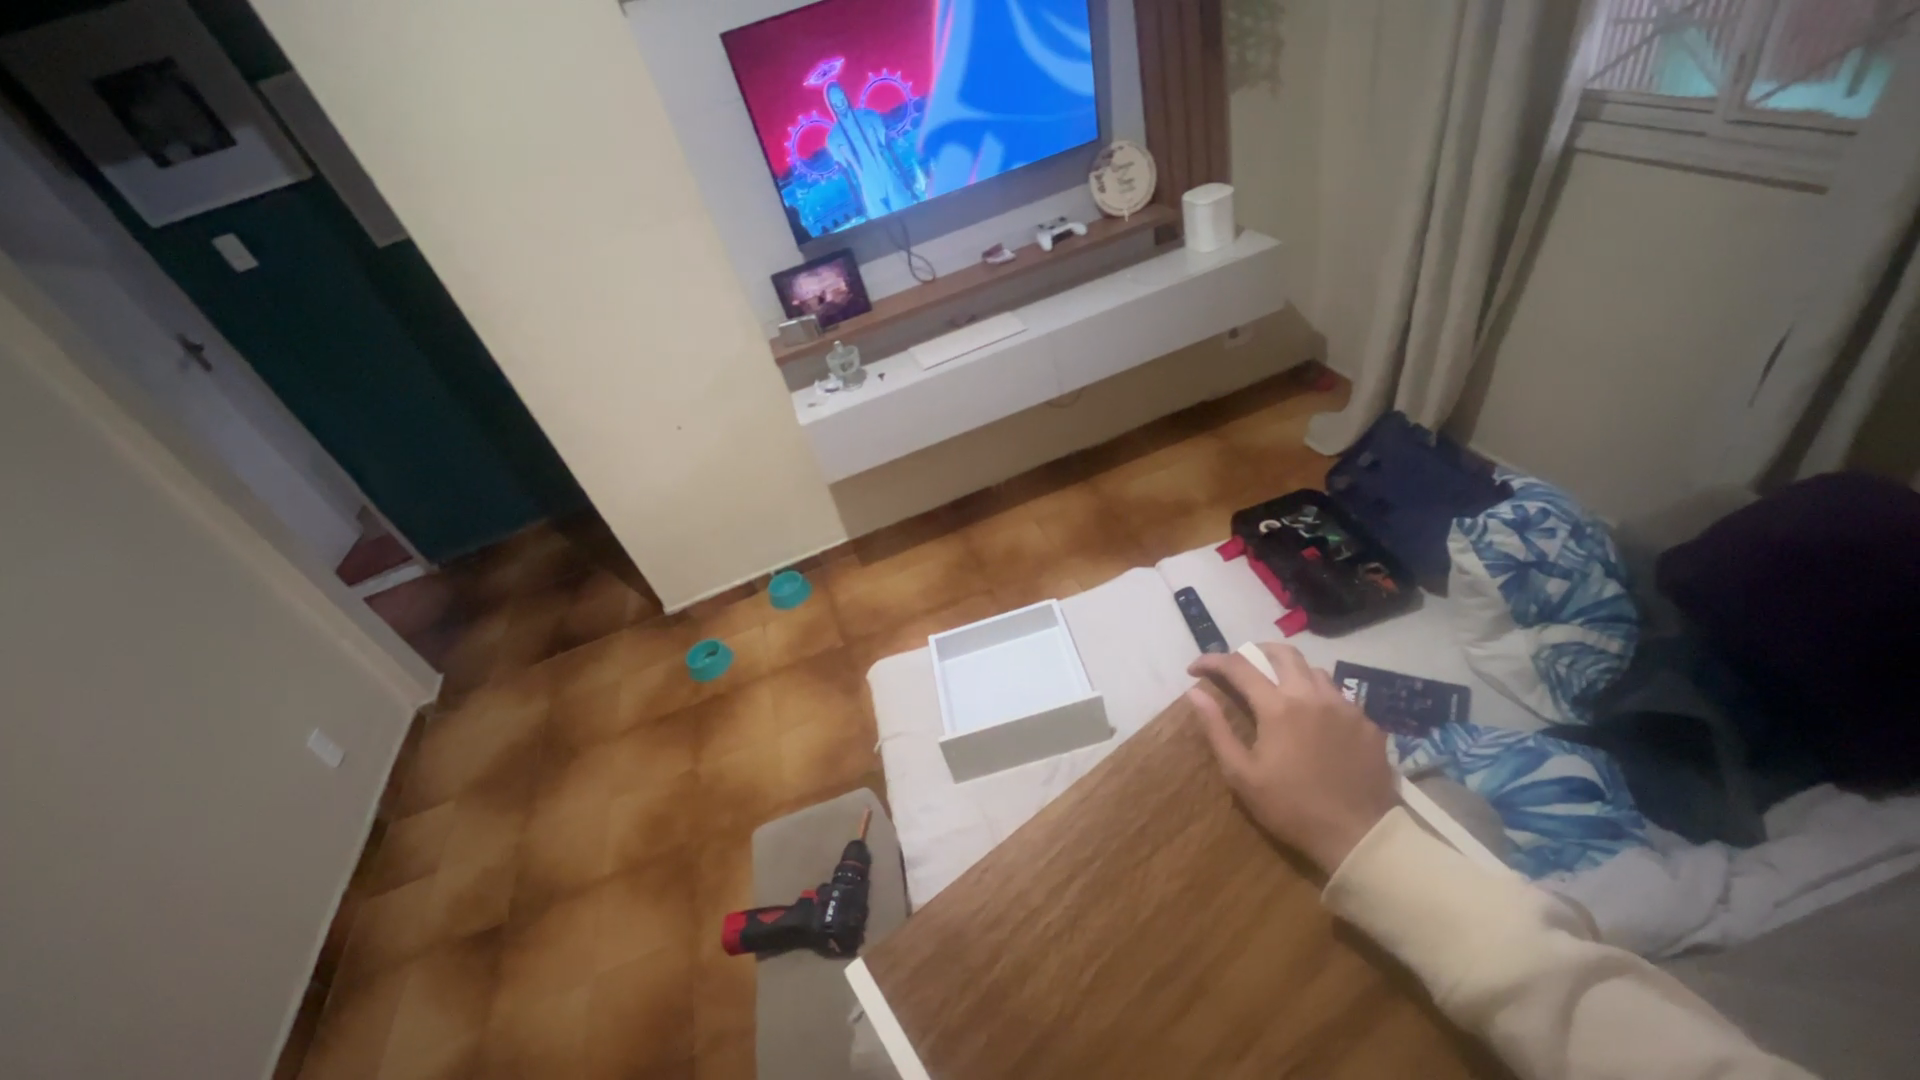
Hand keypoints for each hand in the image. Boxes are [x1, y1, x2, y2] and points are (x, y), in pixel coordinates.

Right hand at [1186, 644, 1397, 872]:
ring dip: (1290, 672)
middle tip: (1240, 666)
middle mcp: (1313, 695)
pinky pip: (1340, 697)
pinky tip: (1315, 721)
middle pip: (1283, 652)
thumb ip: (1217, 729)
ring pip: (1315, 670)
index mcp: (1278, 706)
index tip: (1194, 668)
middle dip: (1255, 651)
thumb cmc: (1291, 807)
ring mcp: (1346, 707)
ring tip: (1279, 690)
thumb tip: (1194, 693)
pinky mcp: (1368, 724)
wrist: (1358, 836)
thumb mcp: (1241, 774)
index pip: (1239, 666)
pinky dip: (1319, 697)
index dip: (1212, 661)